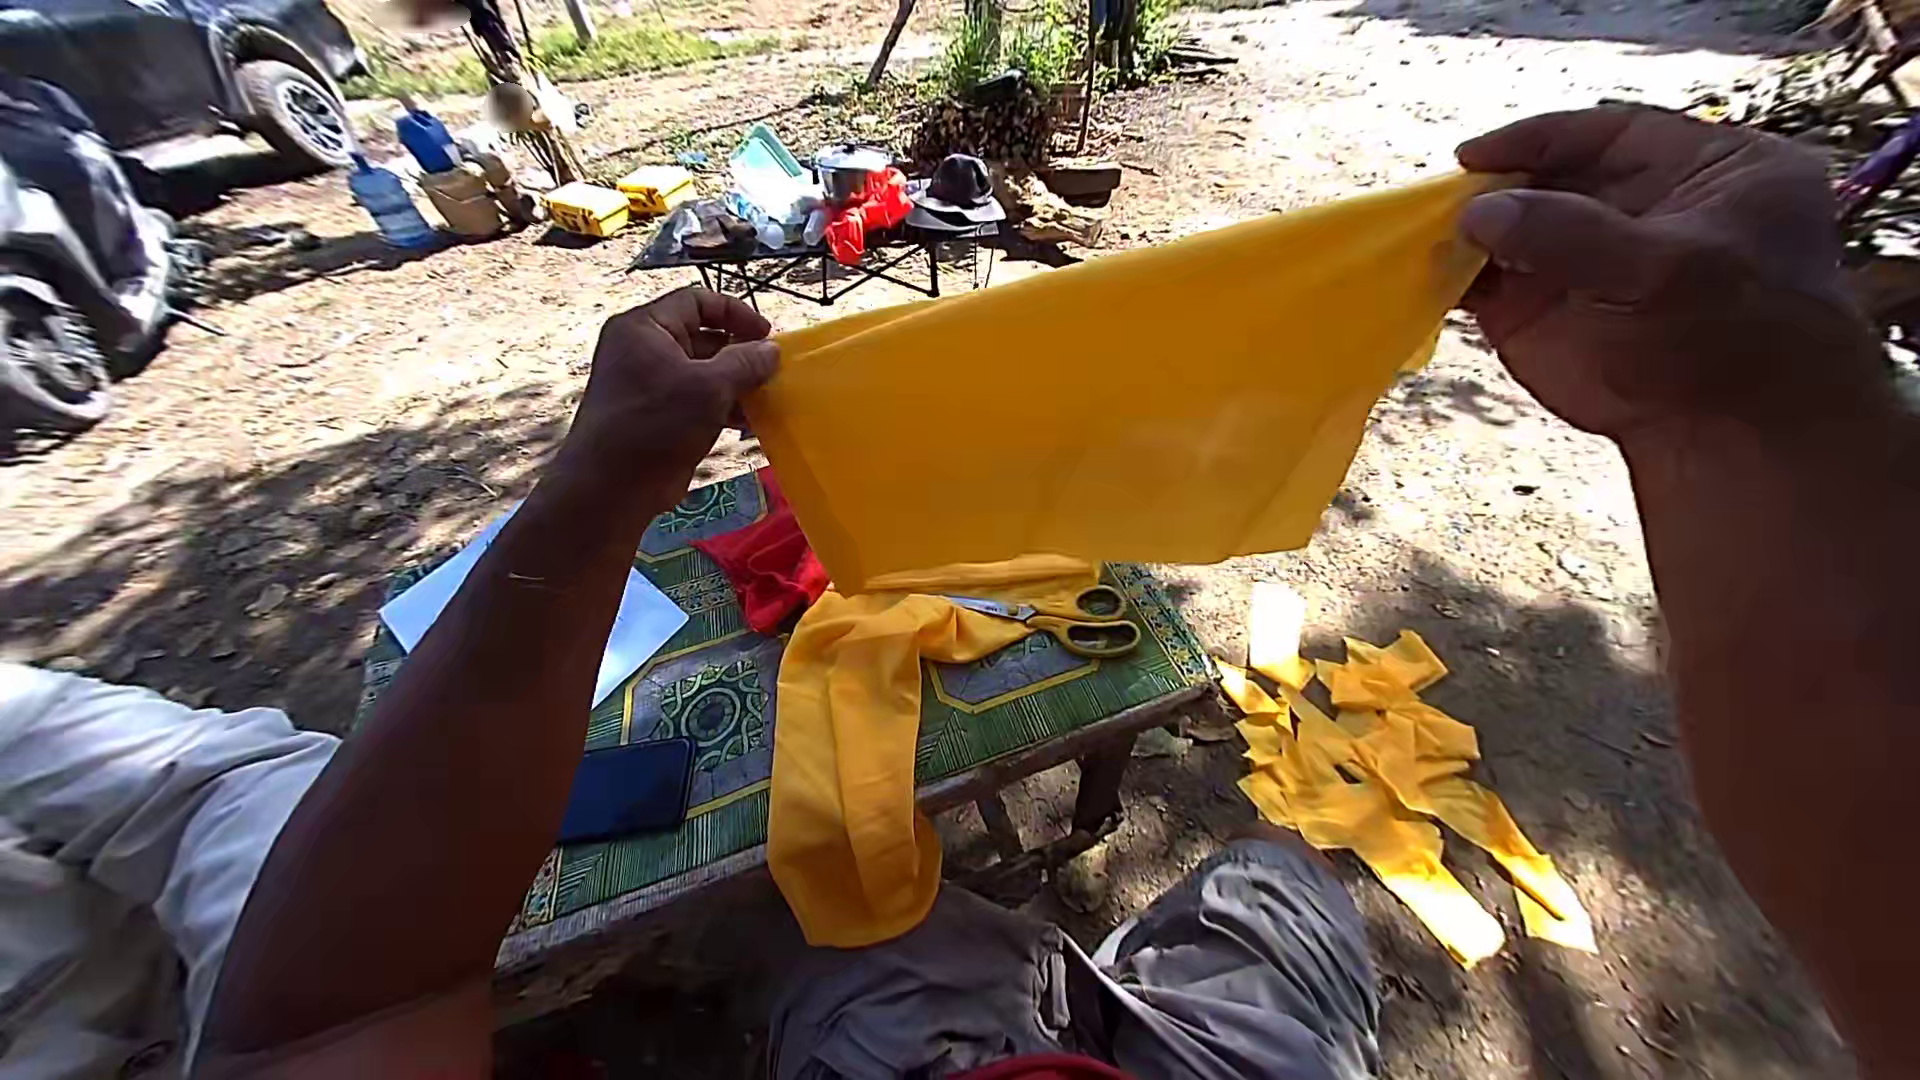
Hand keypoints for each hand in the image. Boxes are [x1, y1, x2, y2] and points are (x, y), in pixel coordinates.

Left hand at [552, 287, 777, 515]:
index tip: (767, 335)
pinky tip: (749, 421)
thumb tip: (771, 350)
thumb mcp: (709, 387)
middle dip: (740, 353)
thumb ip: (744, 363)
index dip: (736, 313)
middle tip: (771, 371)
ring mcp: (652, 383)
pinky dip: (724, 405)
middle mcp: (646, 349)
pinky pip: (699, 398)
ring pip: (704, 371)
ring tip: (766, 398)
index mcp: (646, 328)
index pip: (697, 301)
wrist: (614, 484)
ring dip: (737, 383)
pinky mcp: (660, 414)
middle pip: (703, 336)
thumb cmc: (657, 424)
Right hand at [1456, 107, 1884, 441]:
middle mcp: (1622, 210)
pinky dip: (1445, 278)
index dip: (1535, 140)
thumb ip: (1567, 234)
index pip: (1604, 135)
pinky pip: (1474, 282)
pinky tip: (1418, 275)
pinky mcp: (1524, 308)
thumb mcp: (1659, 268)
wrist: (1705, 422)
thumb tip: (1475, 212)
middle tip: (1435, 206)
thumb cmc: (1717, 334)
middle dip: (1488, 192)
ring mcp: (1567, 262)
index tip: (1471, 156)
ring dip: (1459, 235)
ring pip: (1501, 232)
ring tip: (1417, 239)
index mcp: (1690, 173)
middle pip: (1541, 183)